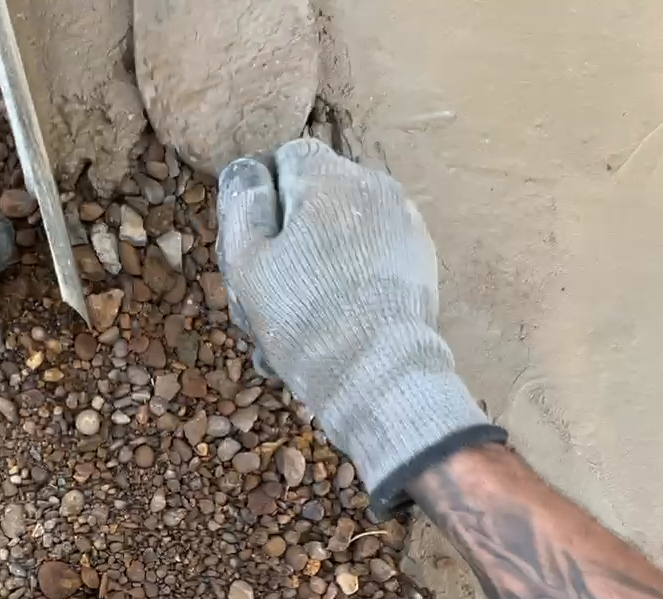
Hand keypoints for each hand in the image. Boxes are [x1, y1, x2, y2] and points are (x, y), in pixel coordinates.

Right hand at [216, 139, 501, 507]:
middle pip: (315, 200)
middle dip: (288, 242)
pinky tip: (334, 327)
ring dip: (314, 269)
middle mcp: (373, 185)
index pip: (285, 159)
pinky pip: (369, 260)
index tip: (252, 252)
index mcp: (327, 177)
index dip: (261, 204)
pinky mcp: (420, 262)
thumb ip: (242, 205)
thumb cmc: (303, 319)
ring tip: (298, 327)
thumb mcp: (248, 263)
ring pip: (340, 235)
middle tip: (269, 300)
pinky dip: (347, 284)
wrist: (377, 375)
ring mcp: (404, 224)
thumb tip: (247, 171)